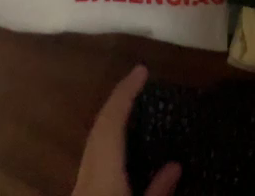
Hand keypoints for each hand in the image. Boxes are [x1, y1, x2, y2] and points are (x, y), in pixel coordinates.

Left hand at [73, 65, 180, 195]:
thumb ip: (157, 190)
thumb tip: (175, 166)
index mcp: (103, 174)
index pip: (112, 122)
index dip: (126, 92)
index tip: (141, 69)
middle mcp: (87, 174)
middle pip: (99, 127)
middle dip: (116, 100)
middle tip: (137, 80)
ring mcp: (79, 183)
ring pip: (93, 141)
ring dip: (109, 118)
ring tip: (129, 103)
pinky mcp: (81, 191)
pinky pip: (92, 157)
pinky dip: (105, 139)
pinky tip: (117, 143)